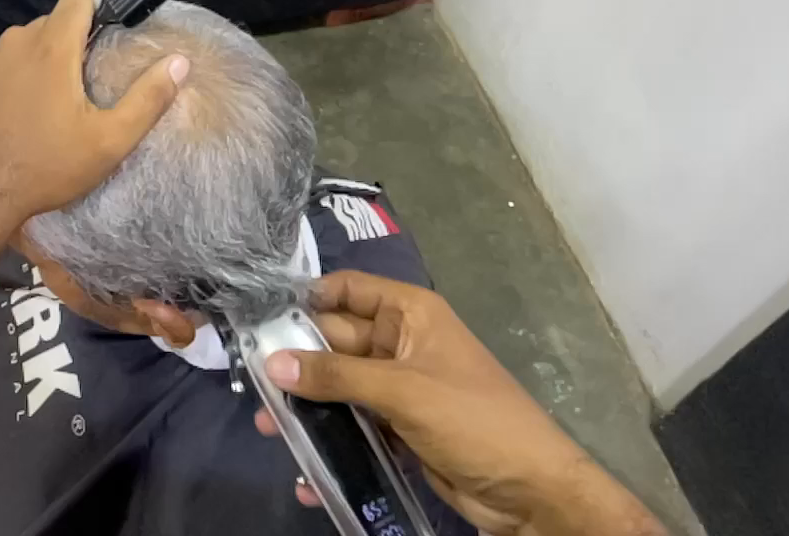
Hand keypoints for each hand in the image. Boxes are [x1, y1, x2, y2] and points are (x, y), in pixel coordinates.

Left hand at [0, 0, 187, 243]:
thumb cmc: (46, 166)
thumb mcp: (109, 140)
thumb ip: (148, 98)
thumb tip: (179, 62)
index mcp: (52, 46)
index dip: (96, 13)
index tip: (105, 44)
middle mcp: (16, 42)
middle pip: (52, 22)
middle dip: (70, 44)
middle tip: (82, 88)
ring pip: (24, 43)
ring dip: (40, 60)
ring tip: (49, 104)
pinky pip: (0, 64)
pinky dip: (12, 77)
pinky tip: (17, 114)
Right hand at [255, 272, 660, 535]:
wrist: (537, 498)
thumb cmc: (474, 419)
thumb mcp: (402, 391)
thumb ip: (335, 376)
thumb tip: (270, 364)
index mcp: (407, 313)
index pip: (344, 290)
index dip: (304, 299)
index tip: (259, 315)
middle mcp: (398, 342)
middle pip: (333, 339)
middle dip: (294, 358)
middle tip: (251, 379)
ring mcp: (396, 386)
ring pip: (337, 383)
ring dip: (306, 402)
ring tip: (268, 425)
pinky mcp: (396, 426)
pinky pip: (352, 421)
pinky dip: (329, 437)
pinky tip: (304, 465)